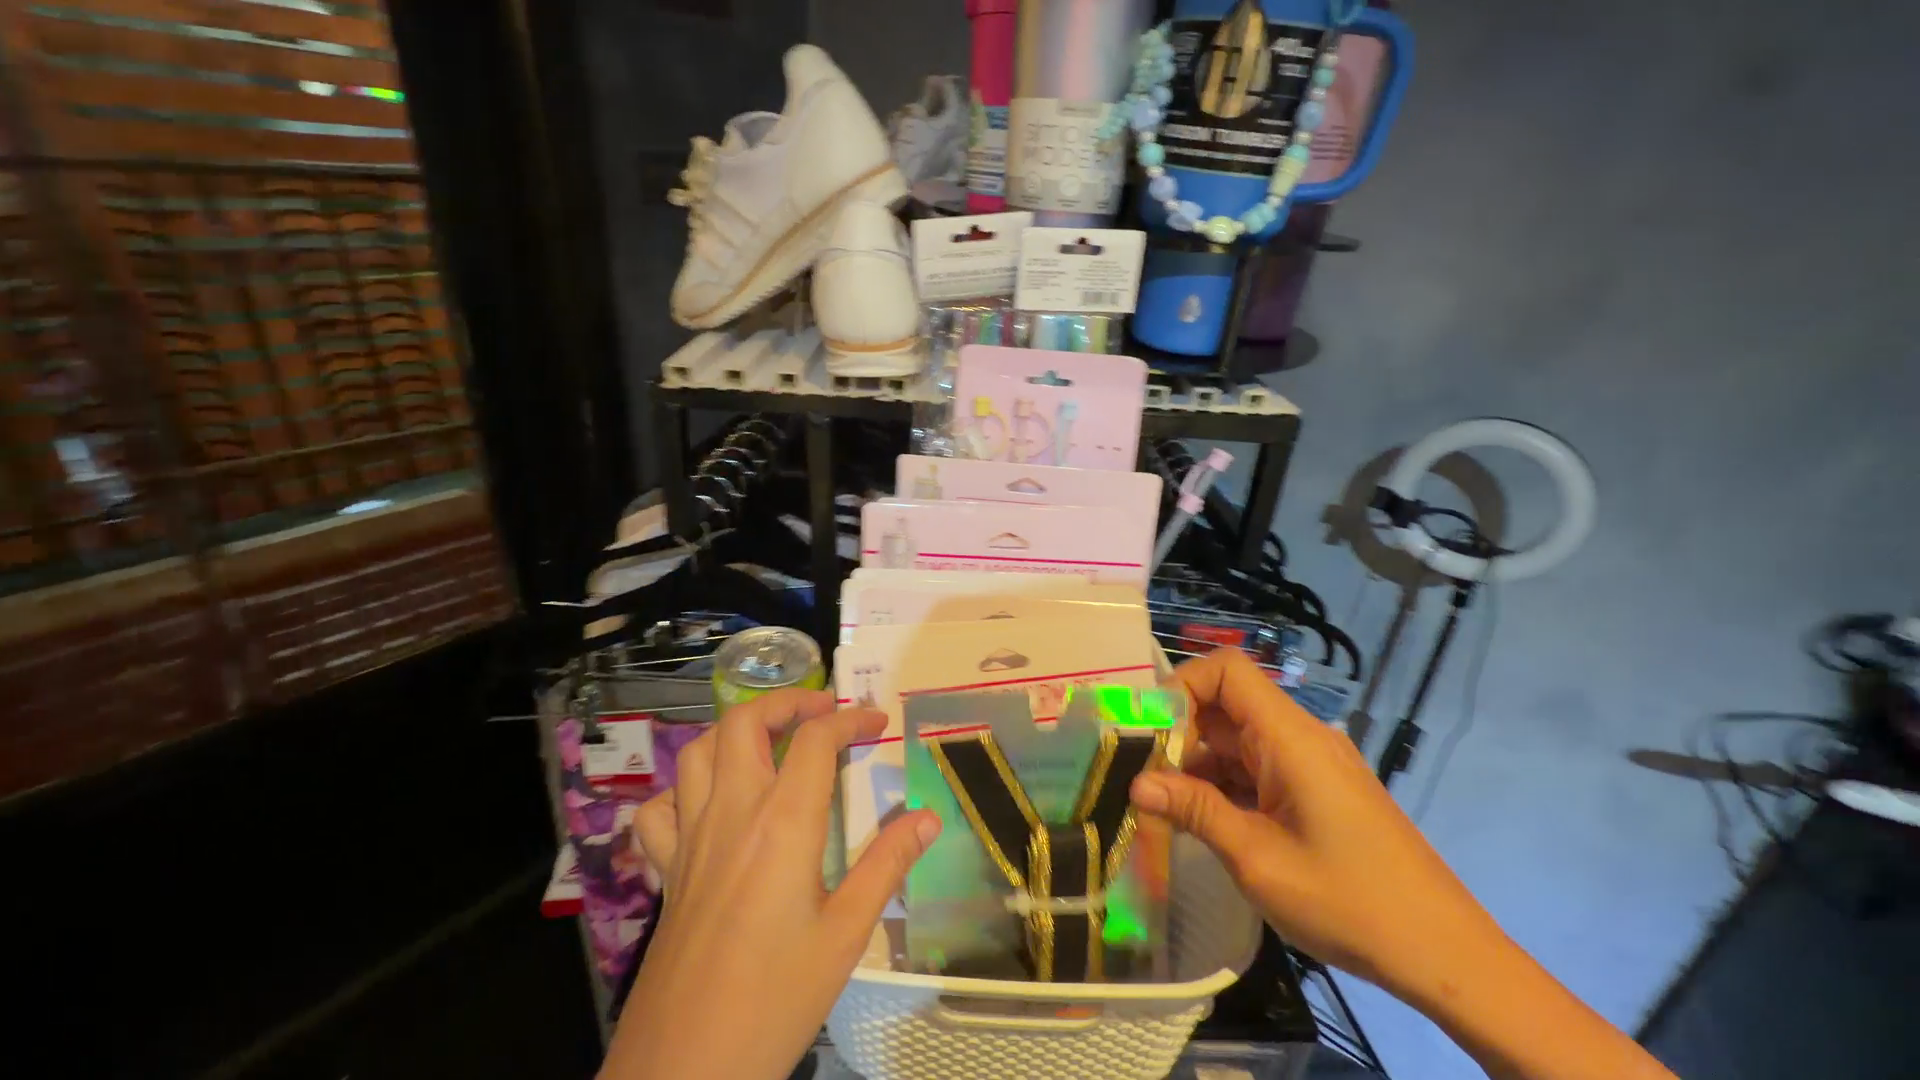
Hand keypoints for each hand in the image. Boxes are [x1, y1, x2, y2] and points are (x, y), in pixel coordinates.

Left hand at [602, 690, 940, 1079]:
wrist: (686, 1063)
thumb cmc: (777, 999)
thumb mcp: (847, 935)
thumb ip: (887, 865)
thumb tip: (928, 816)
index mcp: (782, 824)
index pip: (815, 741)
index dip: (849, 719)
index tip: (878, 722)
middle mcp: (730, 814)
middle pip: (745, 723)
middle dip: (786, 702)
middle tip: (822, 711)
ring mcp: (689, 839)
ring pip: (698, 752)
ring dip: (735, 730)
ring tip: (772, 740)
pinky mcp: (666, 870)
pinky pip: (659, 809)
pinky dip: (682, 789)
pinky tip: (707, 803)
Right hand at [1128, 648, 1503, 998]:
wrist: (1441, 951)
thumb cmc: (1348, 902)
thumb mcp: (1257, 859)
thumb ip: (1194, 811)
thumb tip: (1136, 783)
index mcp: (1290, 738)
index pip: (1226, 671)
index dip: (1179, 686)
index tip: (1145, 734)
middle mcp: (1302, 738)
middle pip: (1227, 705)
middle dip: (1178, 733)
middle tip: (1141, 779)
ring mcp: (1313, 766)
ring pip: (1239, 740)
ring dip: (1198, 765)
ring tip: (1161, 807)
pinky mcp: (1319, 792)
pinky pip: (1260, 769)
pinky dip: (1225, 786)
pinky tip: (1200, 822)